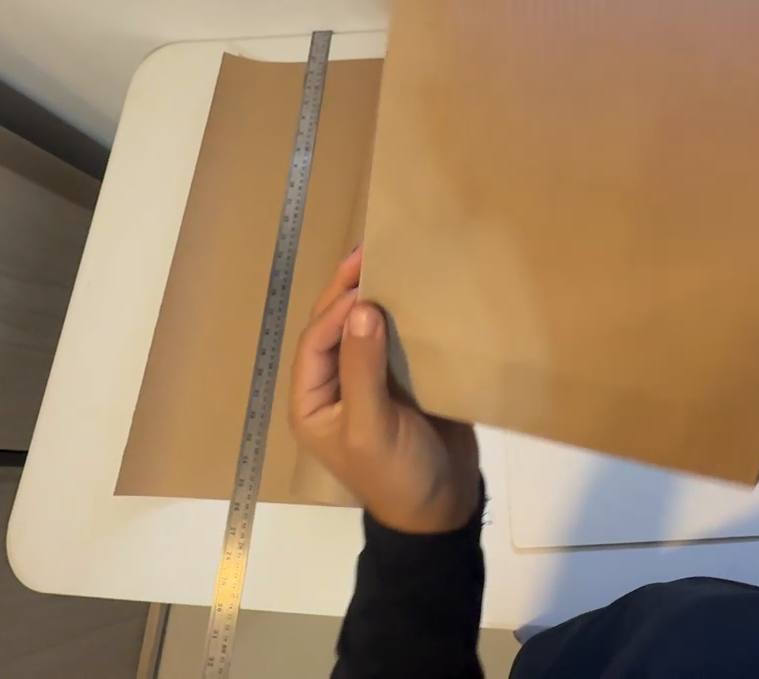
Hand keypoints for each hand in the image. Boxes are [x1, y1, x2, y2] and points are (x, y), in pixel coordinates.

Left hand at [289, 247, 479, 533]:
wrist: (444, 507)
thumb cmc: (395, 474)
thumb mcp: (372, 427)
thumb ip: (363, 369)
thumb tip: (362, 308)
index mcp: (314, 400)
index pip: (316, 341)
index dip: (335, 307)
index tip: (363, 277)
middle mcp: (336, 385)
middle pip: (336, 327)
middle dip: (348, 290)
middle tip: (369, 250)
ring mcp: (371, 380)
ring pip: (366, 328)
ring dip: (376, 297)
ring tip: (393, 260)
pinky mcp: (404, 380)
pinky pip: (398, 339)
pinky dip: (405, 315)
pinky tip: (420, 291)